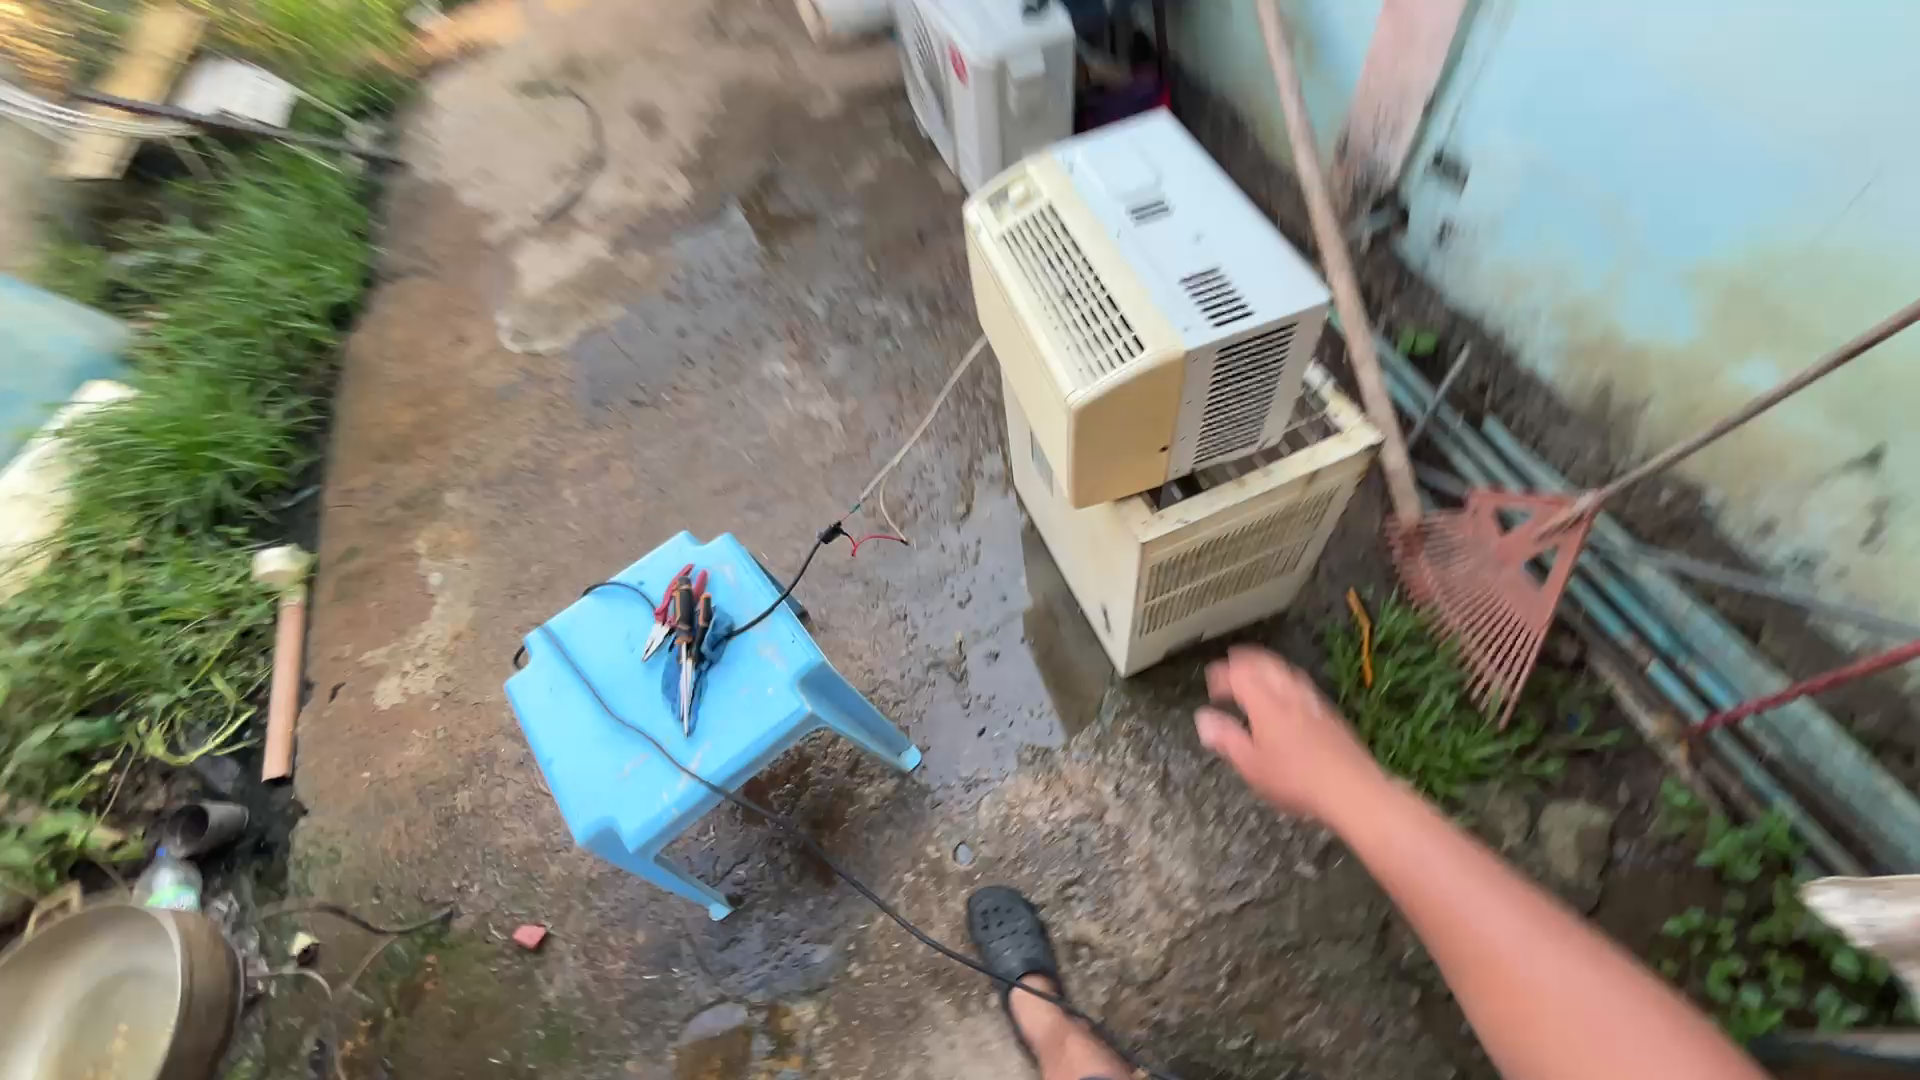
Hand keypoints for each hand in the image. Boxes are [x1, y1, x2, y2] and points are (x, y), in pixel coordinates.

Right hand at [1194, 645, 1386, 821]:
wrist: (1352, 789)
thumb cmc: (1295, 780)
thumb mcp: (1251, 764)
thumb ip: (1226, 738)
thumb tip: (1203, 718)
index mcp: (1265, 705)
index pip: (1239, 676)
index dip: (1222, 674)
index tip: (1212, 681)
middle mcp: (1288, 696)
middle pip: (1265, 664)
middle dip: (1245, 659)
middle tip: (1231, 662)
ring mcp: (1311, 702)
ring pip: (1286, 670)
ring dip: (1267, 664)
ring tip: (1257, 669)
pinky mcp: (1328, 713)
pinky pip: (1302, 683)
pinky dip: (1286, 677)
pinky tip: (1288, 691)